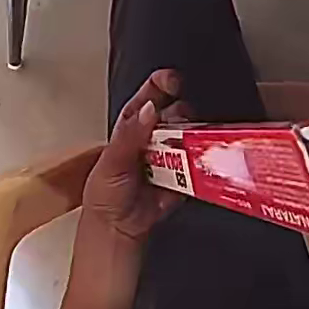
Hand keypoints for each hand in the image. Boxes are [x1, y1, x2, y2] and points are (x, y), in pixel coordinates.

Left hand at [81, 69, 185, 243]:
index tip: (174, 81)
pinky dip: (203, 161)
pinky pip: (199, 162)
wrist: (117, 227)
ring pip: (192, 134)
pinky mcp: (186, 174)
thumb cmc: (105, 192)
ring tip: (187, 147)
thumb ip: (131, 134)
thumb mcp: (112, 160)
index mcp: (134, 124)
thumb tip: (149, 109)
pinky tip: (200, 161)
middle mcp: (155, 135)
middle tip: (179, 124)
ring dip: (194, 137)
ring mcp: (172, 154)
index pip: (151, 94)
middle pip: (177, 112)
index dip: (162, 83)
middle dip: (183, 113)